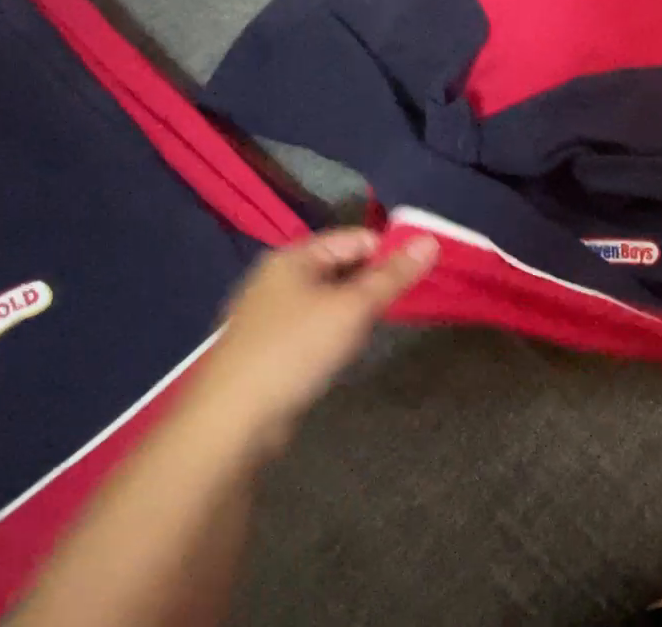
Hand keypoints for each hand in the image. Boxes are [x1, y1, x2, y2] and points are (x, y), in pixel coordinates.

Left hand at [188, 228, 437, 451]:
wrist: (230, 423)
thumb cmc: (295, 351)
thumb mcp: (354, 308)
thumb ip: (393, 275)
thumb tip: (431, 240)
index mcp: (293, 258)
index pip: (358, 238)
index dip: (391, 253)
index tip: (422, 276)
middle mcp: (278, 278)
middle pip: (344, 266)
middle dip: (376, 283)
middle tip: (405, 303)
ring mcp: (269, 314)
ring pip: (331, 298)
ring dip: (357, 309)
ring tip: (376, 329)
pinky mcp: (268, 347)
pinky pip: (315, 324)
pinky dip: (336, 331)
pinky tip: (344, 351)